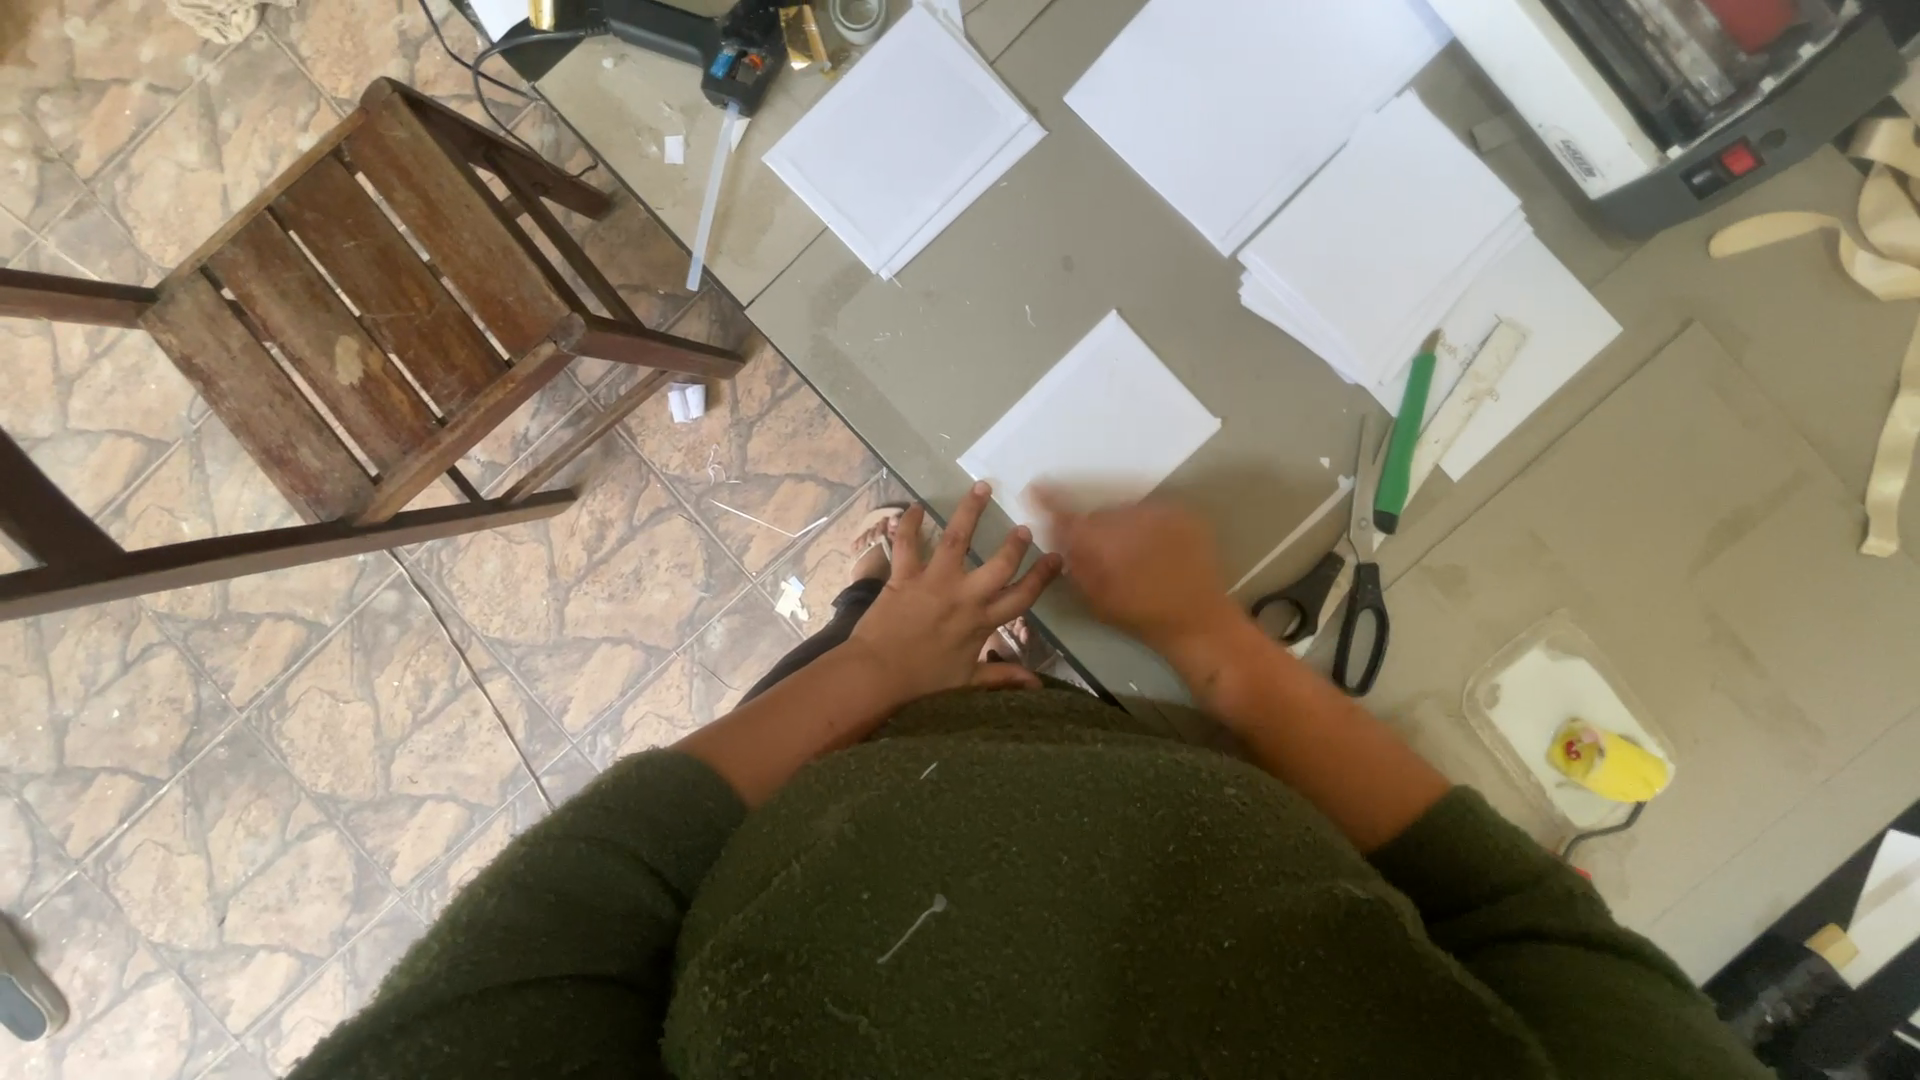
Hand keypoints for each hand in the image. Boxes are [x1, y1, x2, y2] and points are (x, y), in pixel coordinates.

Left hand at [844, 482, 1064, 703]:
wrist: (877, 675)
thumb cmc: (922, 683)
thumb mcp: (967, 682)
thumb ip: (1002, 676)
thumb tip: (1037, 685)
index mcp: (981, 622)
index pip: (1021, 596)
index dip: (1041, 577)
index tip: (1056, 558)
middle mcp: (964, 596)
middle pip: (998, 563)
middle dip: (1014, 544)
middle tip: (1024, 526)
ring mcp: (934, 582)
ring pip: (957, 539)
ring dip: (970, 511)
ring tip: (981, 487)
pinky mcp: (904, 576)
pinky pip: (908, 544)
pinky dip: (910, 524)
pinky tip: (916, 507)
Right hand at [1030, 485, 1241, 653]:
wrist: (1197, 619)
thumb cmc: (1140, 615)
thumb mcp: (1094, 595)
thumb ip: (1072, 560)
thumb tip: (1055, 533)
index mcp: (1102, 539)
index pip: (1065, 510)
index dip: (1048, 498)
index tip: (1035, 489)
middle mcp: (1128, 517)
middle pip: (1097, 511)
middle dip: (1090, 523)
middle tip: (1091, 544)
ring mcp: (1158, 512)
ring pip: (1123, 509)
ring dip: (1116, 522)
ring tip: (1123, 548)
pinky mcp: (1181, 513)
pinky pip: (1148, 511)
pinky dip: (1141, 522)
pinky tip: (1145, 544)